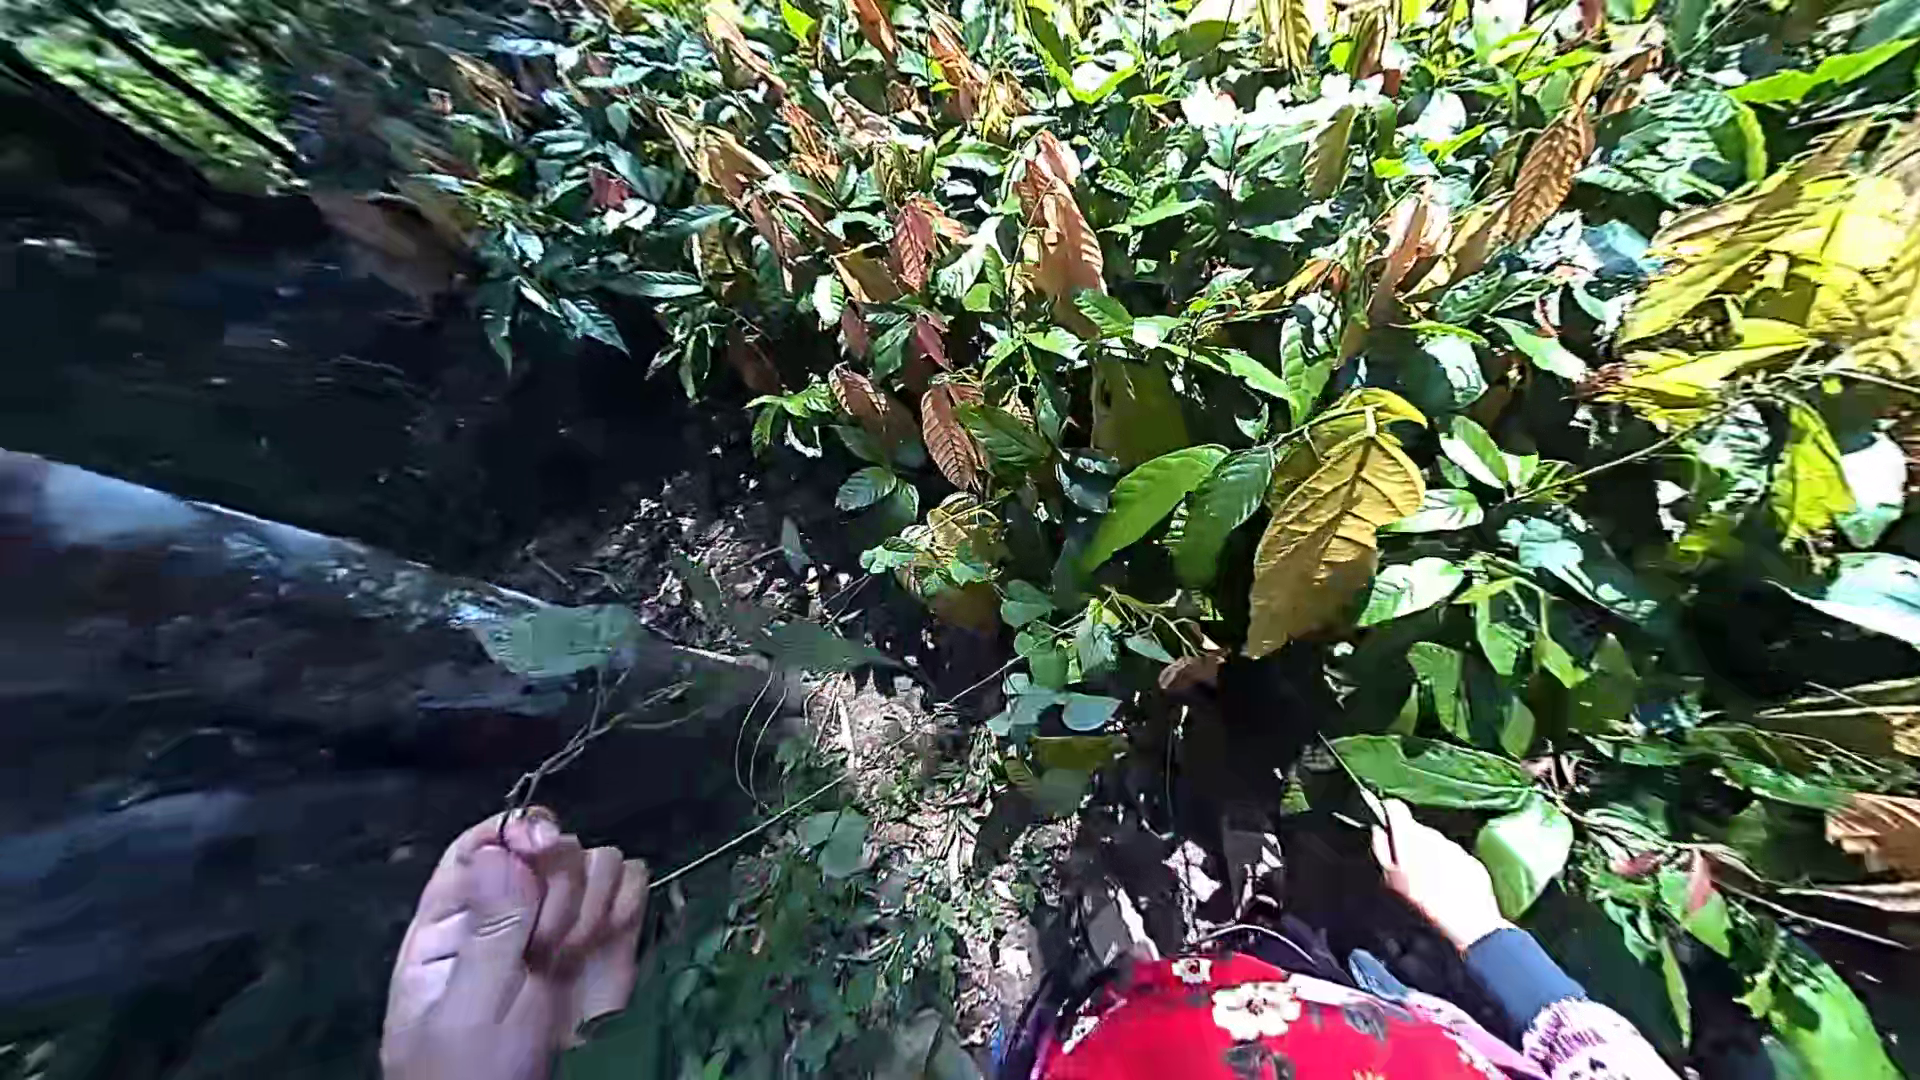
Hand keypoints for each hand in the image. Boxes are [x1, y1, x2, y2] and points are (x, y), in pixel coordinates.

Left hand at [381, 810, 648, 1079]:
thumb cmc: (477, 1072)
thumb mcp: (469, 1010)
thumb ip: (488, 929)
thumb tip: (496, 851)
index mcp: (459, 918)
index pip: (482, 843)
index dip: (516, 829)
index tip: (545, 843)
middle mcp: (518, 900)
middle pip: (555, 845)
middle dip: (560, 891)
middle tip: (546, 947)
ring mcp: (570, 908)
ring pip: (599, 858)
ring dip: (593, 904)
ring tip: (571, 954)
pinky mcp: (614, 920)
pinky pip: (634, 877)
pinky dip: (626, 904)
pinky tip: (606, 940)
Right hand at [1367, 795, 1510, 950]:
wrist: (1470, 927)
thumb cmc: (1422, 901)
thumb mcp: (1389, 876)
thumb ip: (1380, 847)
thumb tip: (1378, 831)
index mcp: (1409, 834)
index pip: (1395, 806)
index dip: (1388, 812)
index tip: (1387, 825)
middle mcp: (1434, 835)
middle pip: (1417, 829)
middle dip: (1411, 842)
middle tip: (1408, 866)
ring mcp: (1456, 849)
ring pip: (1437, 844)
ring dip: (1431, 855)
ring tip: (1429, 881)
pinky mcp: (1474, 864)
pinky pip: (1456, 859)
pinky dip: (1450, 868)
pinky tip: (1448, 888)